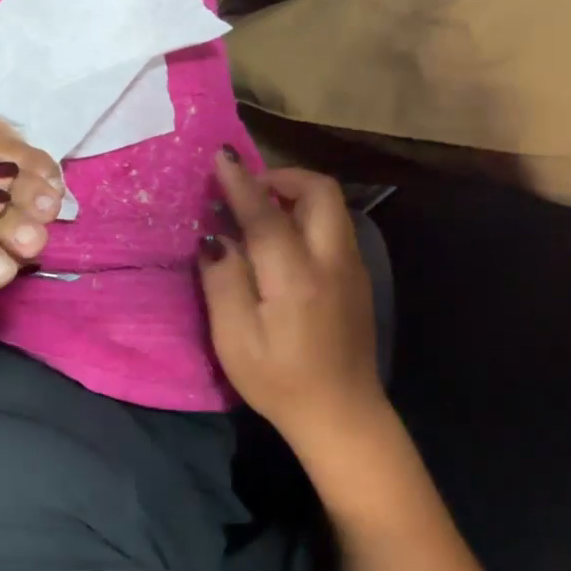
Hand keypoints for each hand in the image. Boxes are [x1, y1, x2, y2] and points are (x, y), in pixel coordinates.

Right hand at [198, 151, 385, 440]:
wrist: (339, 413)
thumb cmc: (276, 379)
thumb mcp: (234, 337)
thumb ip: (224, 281)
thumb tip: (214, 236)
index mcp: (296, 277)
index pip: (267, 214)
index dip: (240, 184)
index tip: (219, 157)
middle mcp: (332, 262)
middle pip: (319, 193)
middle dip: (280, 177)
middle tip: (242, 188)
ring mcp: (350, 269)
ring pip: (331, 208)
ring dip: (294, 194)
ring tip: (255, 209)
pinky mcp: (355, 280)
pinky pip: (332, 228)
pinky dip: (304, 216)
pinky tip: (277, 239)